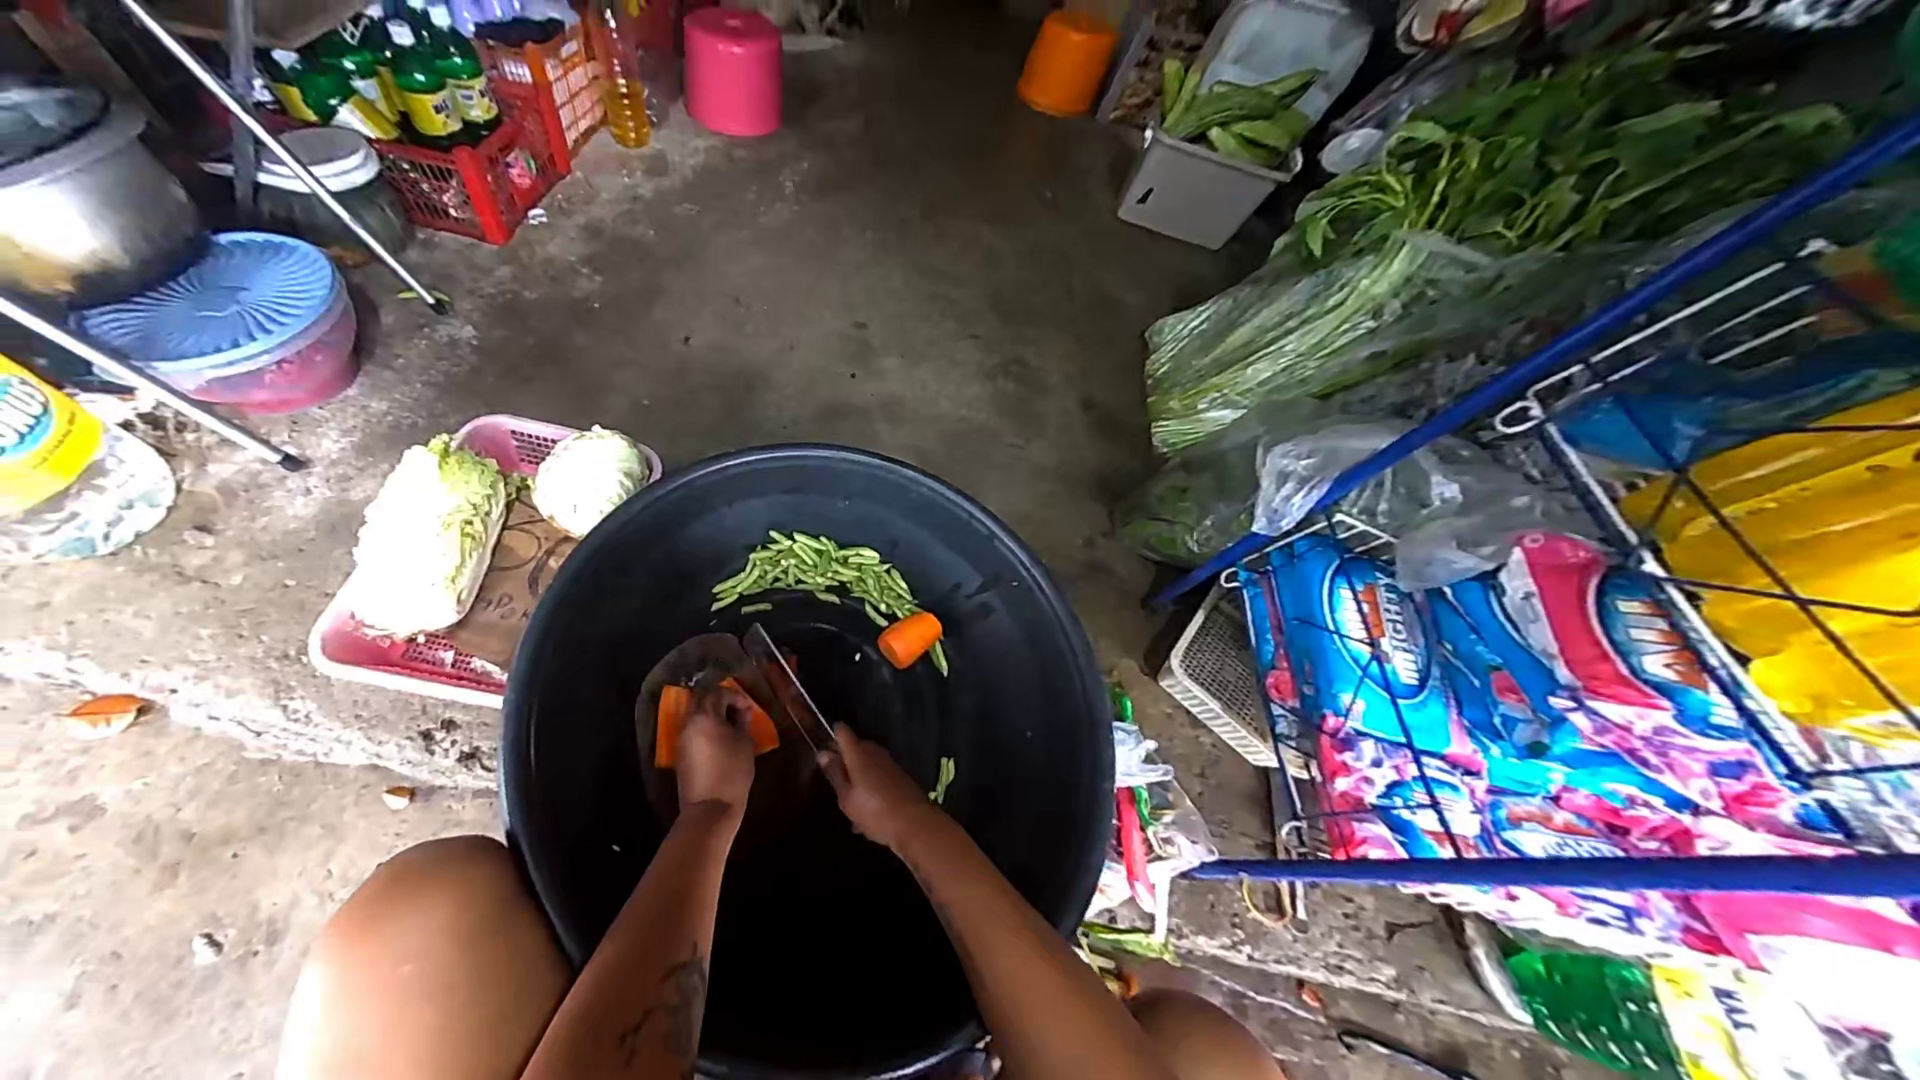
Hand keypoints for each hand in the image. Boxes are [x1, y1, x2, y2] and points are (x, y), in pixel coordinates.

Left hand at [675, 683, 756, 820]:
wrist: (710, 807)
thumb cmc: (733, 771)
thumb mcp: (744, 742)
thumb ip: (742, 721)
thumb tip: (742, 711)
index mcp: (705, 717)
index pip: (718, 693)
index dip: (736, 696)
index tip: (749, 708)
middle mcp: (689, 723)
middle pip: (701, 700)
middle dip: (720, 699)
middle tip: (737, 709)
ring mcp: (681, 738)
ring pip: (694, 714)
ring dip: (711, 713)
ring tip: (729, 723)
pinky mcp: (680, 752)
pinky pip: (692, 729)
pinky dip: (705, 726)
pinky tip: (719, 737)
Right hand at [817, 724, 943, 850]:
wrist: (915, 824)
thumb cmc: (874, 811)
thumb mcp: (847, 797)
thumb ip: (835, 774)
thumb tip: (823, 753)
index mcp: (859, 754)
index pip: (843, 733)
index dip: (832, 735)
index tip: (822, 745)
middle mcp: (875, 753)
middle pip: (856, 747)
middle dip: (844, 759)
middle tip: (832, 778)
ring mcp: (889, 764)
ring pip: (867, 763)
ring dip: (857, 776)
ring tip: (847, 800)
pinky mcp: (899, 776)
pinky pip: (878, 775)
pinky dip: (869, 786)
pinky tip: (865, 812)